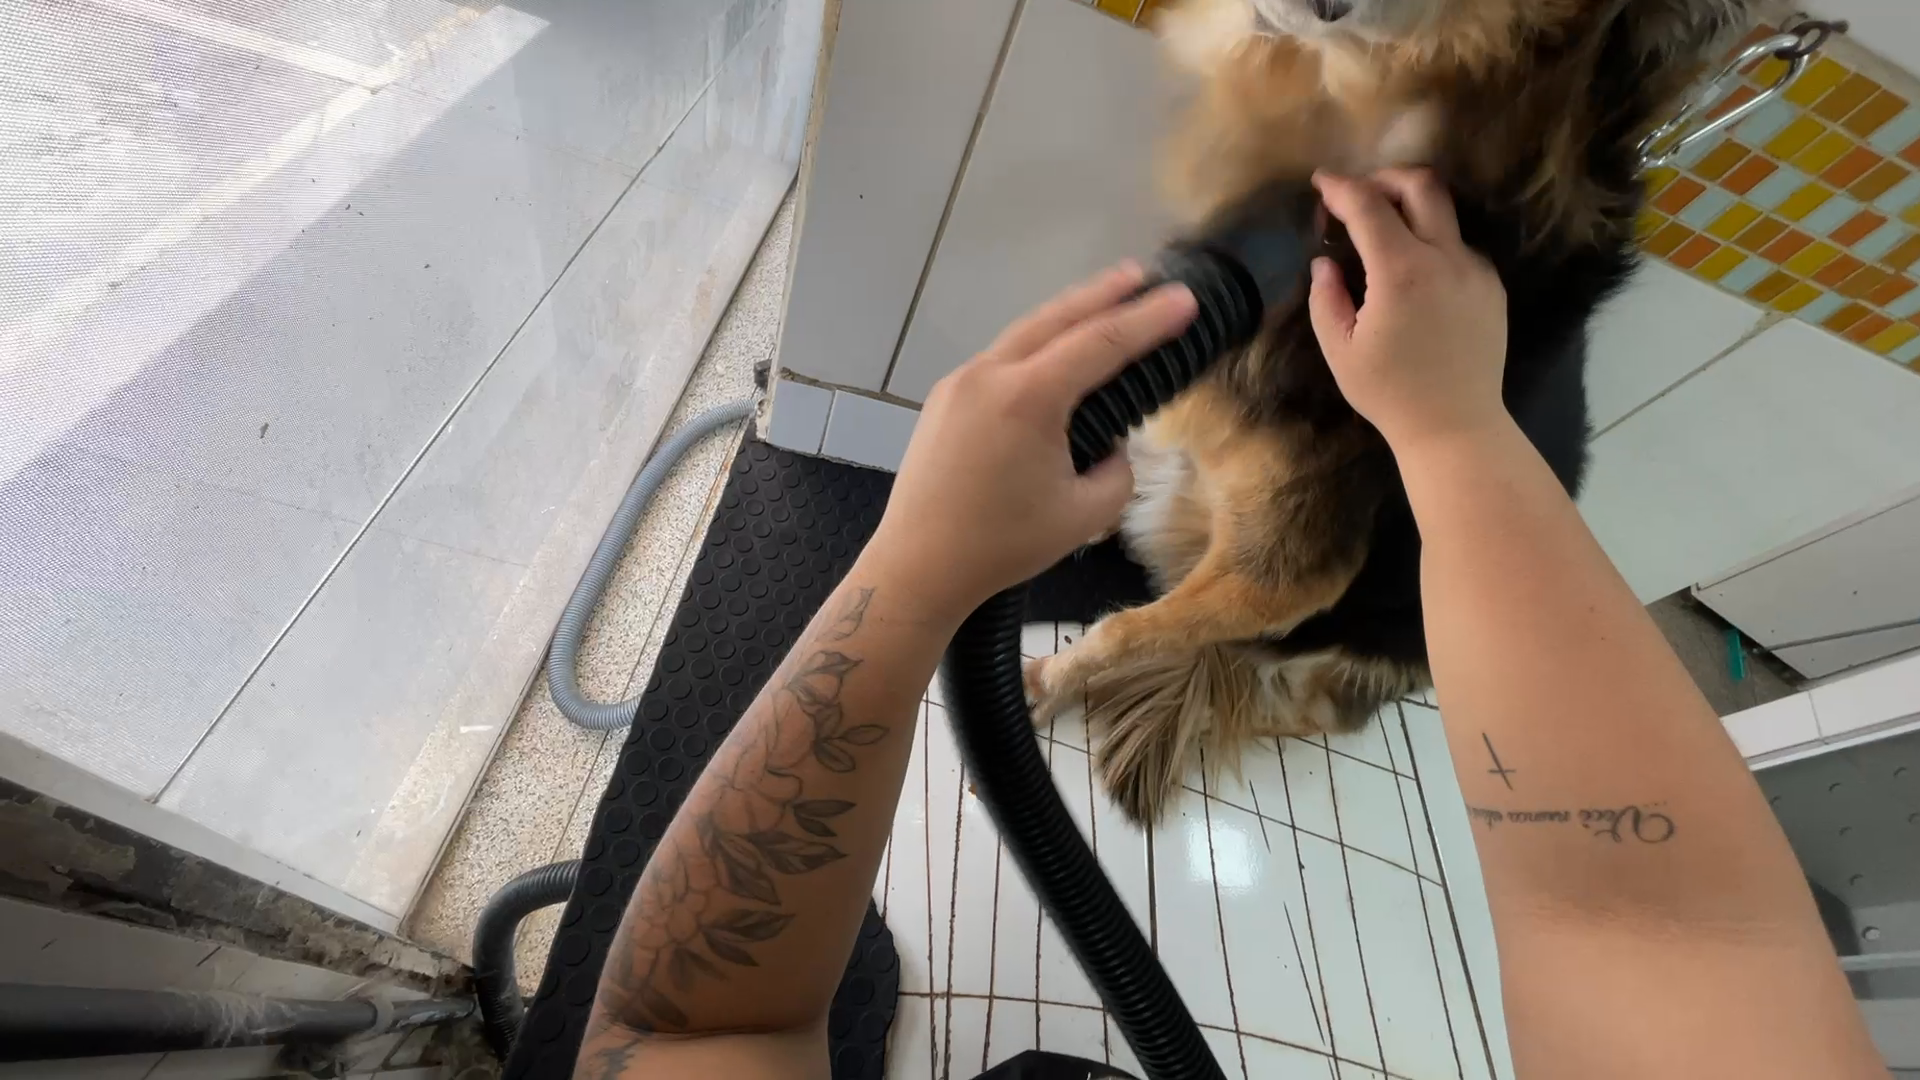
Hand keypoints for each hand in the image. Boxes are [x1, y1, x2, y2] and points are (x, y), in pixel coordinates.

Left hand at [866, 263, 1197, 621]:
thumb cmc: (1002, 546)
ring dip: (1064, 315)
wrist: (918, 565)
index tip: (1185, 299)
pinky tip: (1049, 355)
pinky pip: (998, 360)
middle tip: (1142, 274)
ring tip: (1101, 301)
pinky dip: (1033, 347)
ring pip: (1021, 334)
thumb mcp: (1083, 515)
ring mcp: (958, 384)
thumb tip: (1108, 448)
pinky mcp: (942, 401)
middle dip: (1104, 292)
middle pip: (1055, 318)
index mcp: (1026, 398)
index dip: (1148, 320)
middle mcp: (988, 375)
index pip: (1100, 343)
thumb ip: (1116, 471)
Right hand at [1307, 169, 1511, 451]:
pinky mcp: (1490, 284)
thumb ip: (1326, 299)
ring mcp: (1475, 268)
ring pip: (1444, 212)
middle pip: (1422, 186)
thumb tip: (1325, 263)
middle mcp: (1445, 258)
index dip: (1341, 189)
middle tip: (1355, 192)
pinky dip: (1427, 240)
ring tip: (1379, 228)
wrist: (1453, 422)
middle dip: (1384, 178)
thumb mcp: (1339, 350)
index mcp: (1401, 273)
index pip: (1369, 208)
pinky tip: (1408, 270)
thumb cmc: (1386, 391)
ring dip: (1408, 206)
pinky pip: (1456, 245)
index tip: (1320, 181)